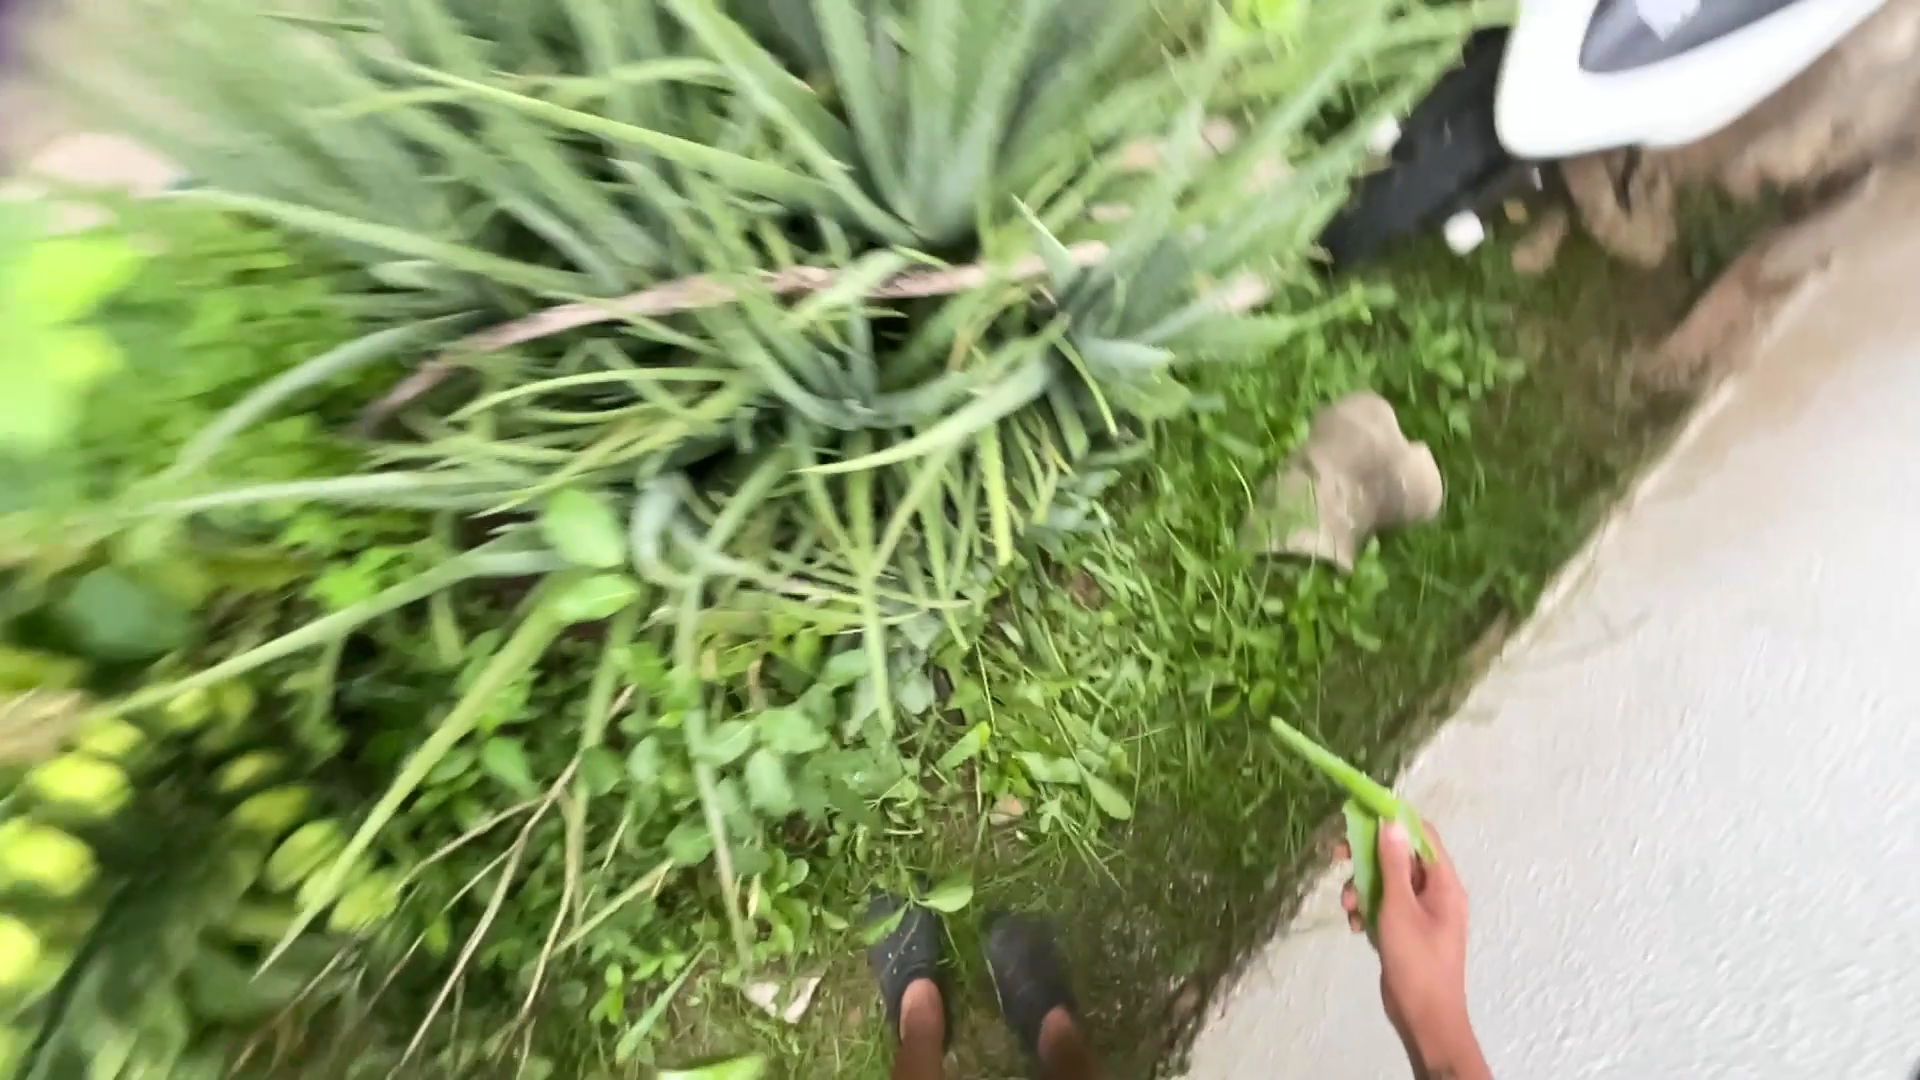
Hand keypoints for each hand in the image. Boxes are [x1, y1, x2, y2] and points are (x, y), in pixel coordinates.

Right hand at [1337, 820, 1488, 1079]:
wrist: (1425, 1018)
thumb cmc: (1417, 960)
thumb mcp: (1399, 906)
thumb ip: (1393, 863)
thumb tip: (1391, 821)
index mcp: (1444, 884)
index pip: (1421, 835)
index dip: (1394, 819)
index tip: (1361, 812)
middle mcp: (1435, 892)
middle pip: (1398, 855)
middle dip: (1366, 856)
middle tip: (1337, 855)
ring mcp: (1420, 911)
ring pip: (1385, 880)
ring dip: (1361, 886)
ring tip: (1349, 905)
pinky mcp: (1406, 927)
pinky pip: (1382, 903)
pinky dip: (1366, 907)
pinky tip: (1356, 924)